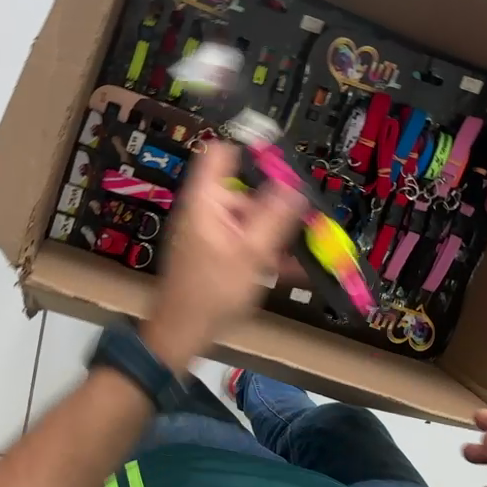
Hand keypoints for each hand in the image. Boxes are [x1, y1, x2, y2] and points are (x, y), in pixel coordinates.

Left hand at [140, 143, 304, 367]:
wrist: (180, 334)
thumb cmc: (211, 293)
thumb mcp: (252, 253)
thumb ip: (275, 217)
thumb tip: (294, 186)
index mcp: (205, 201)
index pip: (220, 154)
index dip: (250, 152)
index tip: (281, 165)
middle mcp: (203, 211)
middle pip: (243, 191)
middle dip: (275, 206)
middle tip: (306, 222)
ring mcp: (206, 234)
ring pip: (247, 221)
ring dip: (275, 234)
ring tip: (306, 250)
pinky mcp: (212, 256)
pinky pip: (242, 243)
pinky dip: (264, 252)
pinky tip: (293, 270)